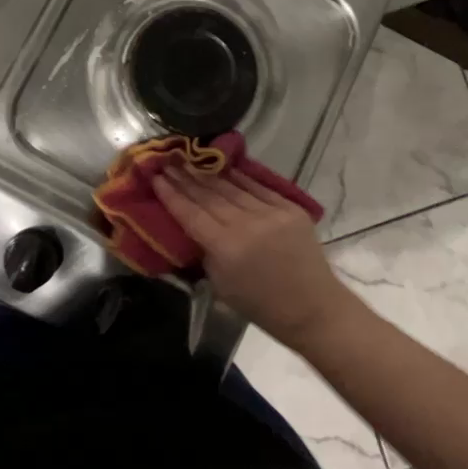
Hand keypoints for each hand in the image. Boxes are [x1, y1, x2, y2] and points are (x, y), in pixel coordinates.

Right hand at [152, 166, 360, 348]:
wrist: (312, 308)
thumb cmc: (260, 305)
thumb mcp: (220, 285)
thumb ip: (204, 251)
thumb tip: (192, 225)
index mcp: (226, 248)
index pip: (190, 213)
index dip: (171, 193)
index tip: (155, 176)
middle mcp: (246, 224)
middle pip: (208, 195)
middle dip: (185, 177)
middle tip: (167, 161)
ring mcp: (270, 213)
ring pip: (231, 187)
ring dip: (207, 173)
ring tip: (189, 160)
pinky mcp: (289, 207)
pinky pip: (258, 186)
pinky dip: (239, 176)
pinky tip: (224, 166)